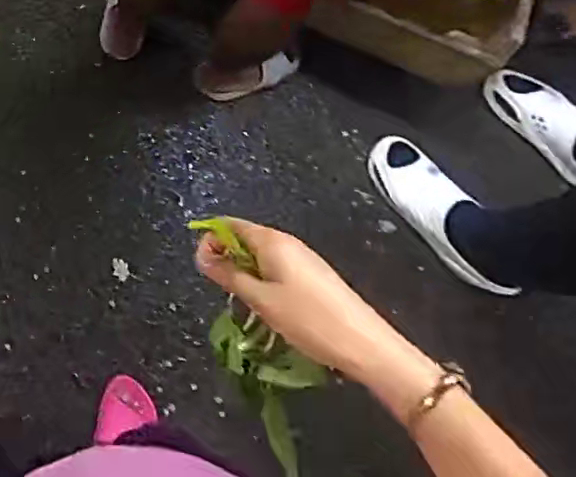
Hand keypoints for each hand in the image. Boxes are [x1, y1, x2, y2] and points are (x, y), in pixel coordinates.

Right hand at [195, 218, 430, 383]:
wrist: (373, 350)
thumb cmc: (310, 320)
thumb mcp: (260, 300)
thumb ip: (227, 275)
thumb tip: (202, 258)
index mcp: (270, 240)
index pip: (226, 224)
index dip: (209, 241)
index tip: (206, 268)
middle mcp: (286, 242)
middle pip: (243, 238)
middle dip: (227, 258)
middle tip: (225, 287)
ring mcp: (304, 258)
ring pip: (260, 255)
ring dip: (246, 272)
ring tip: (247, 300)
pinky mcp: (315, 276)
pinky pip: (278, 267)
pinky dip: (265, 280)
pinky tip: (271, 306)